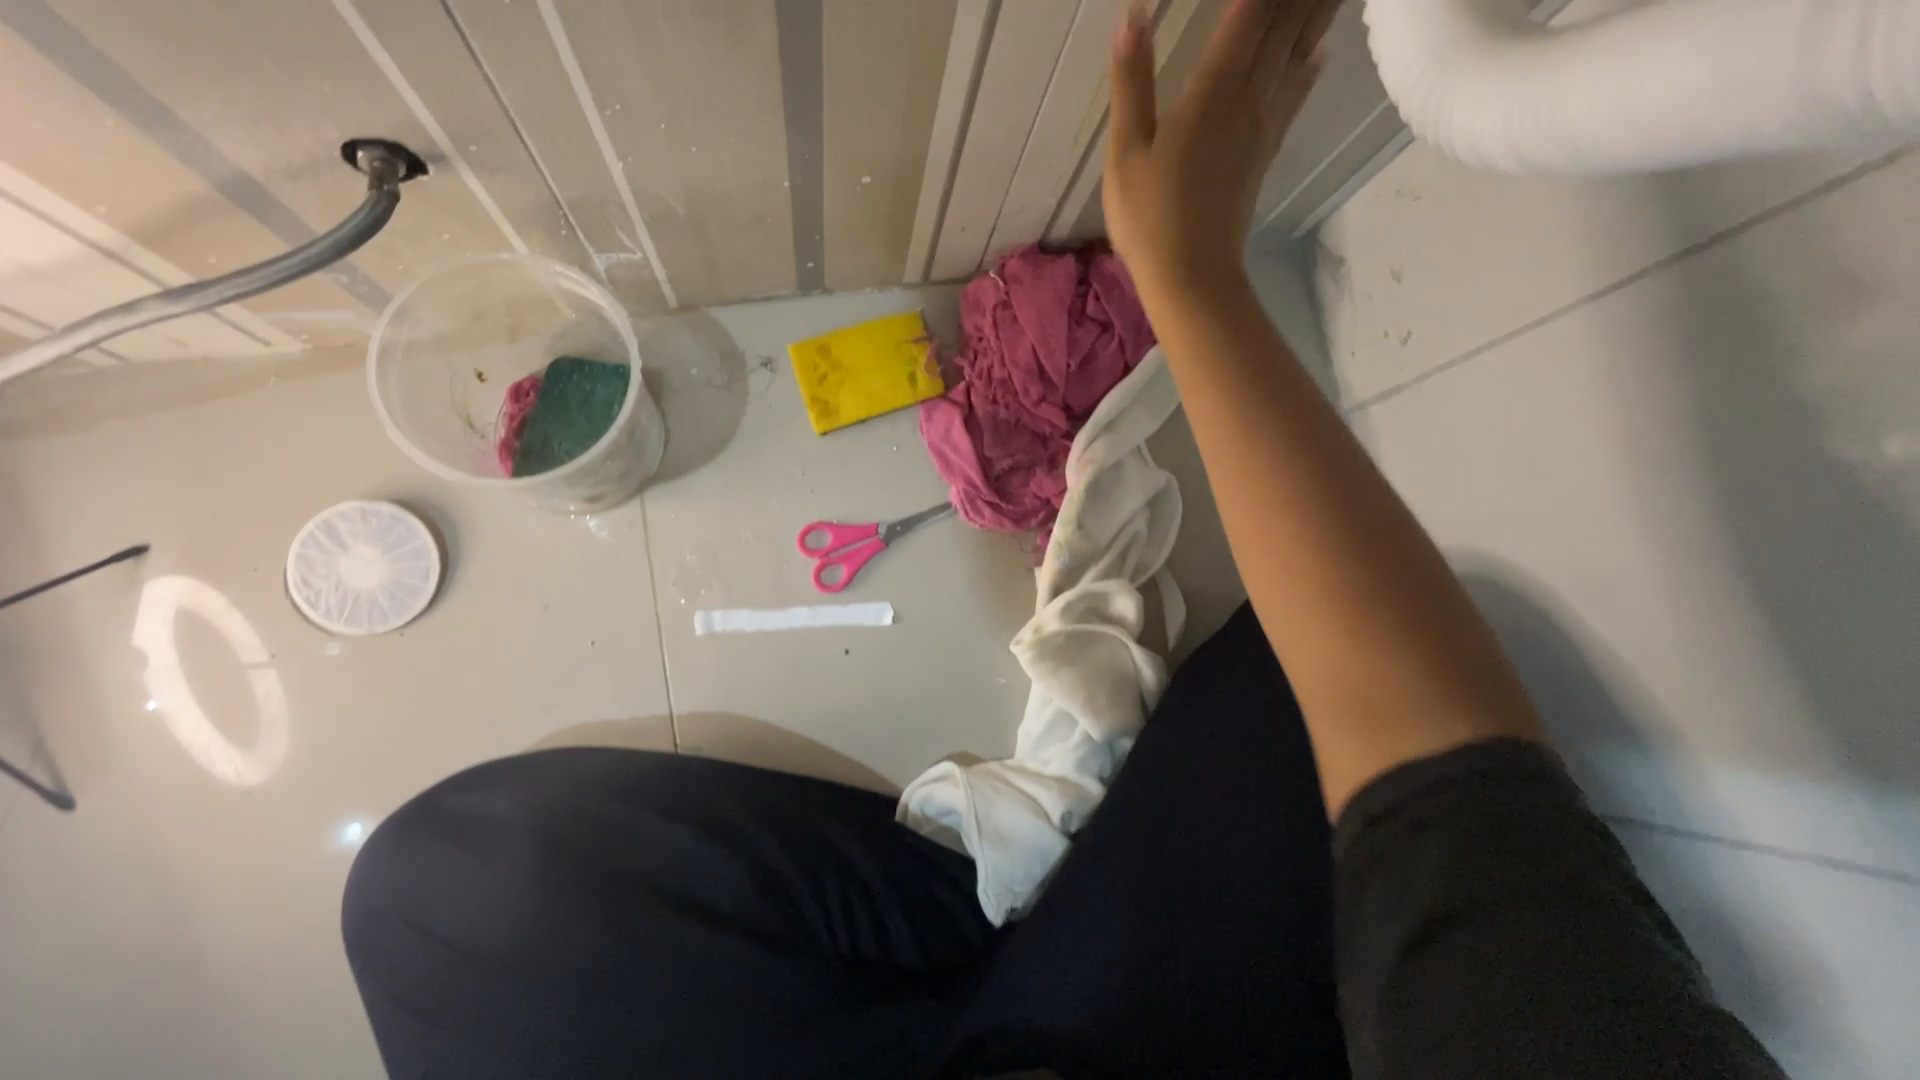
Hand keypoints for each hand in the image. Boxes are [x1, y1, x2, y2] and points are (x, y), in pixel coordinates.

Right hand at [1103, 0, 1339, 298]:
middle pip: (1283, 28)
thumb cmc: (1149, 217)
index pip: (1249, 15)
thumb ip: (1131, 83)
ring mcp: (1262, 127)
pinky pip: (1294, 97)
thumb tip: (1131, 16)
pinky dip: (1309, 67)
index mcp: (1211, 93)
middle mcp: (1248, 99)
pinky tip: (1321, 51)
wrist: (1192, 275)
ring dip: (1314, 17)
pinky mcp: (1265, 153)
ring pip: (1296, 55)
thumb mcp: (1126, 151)